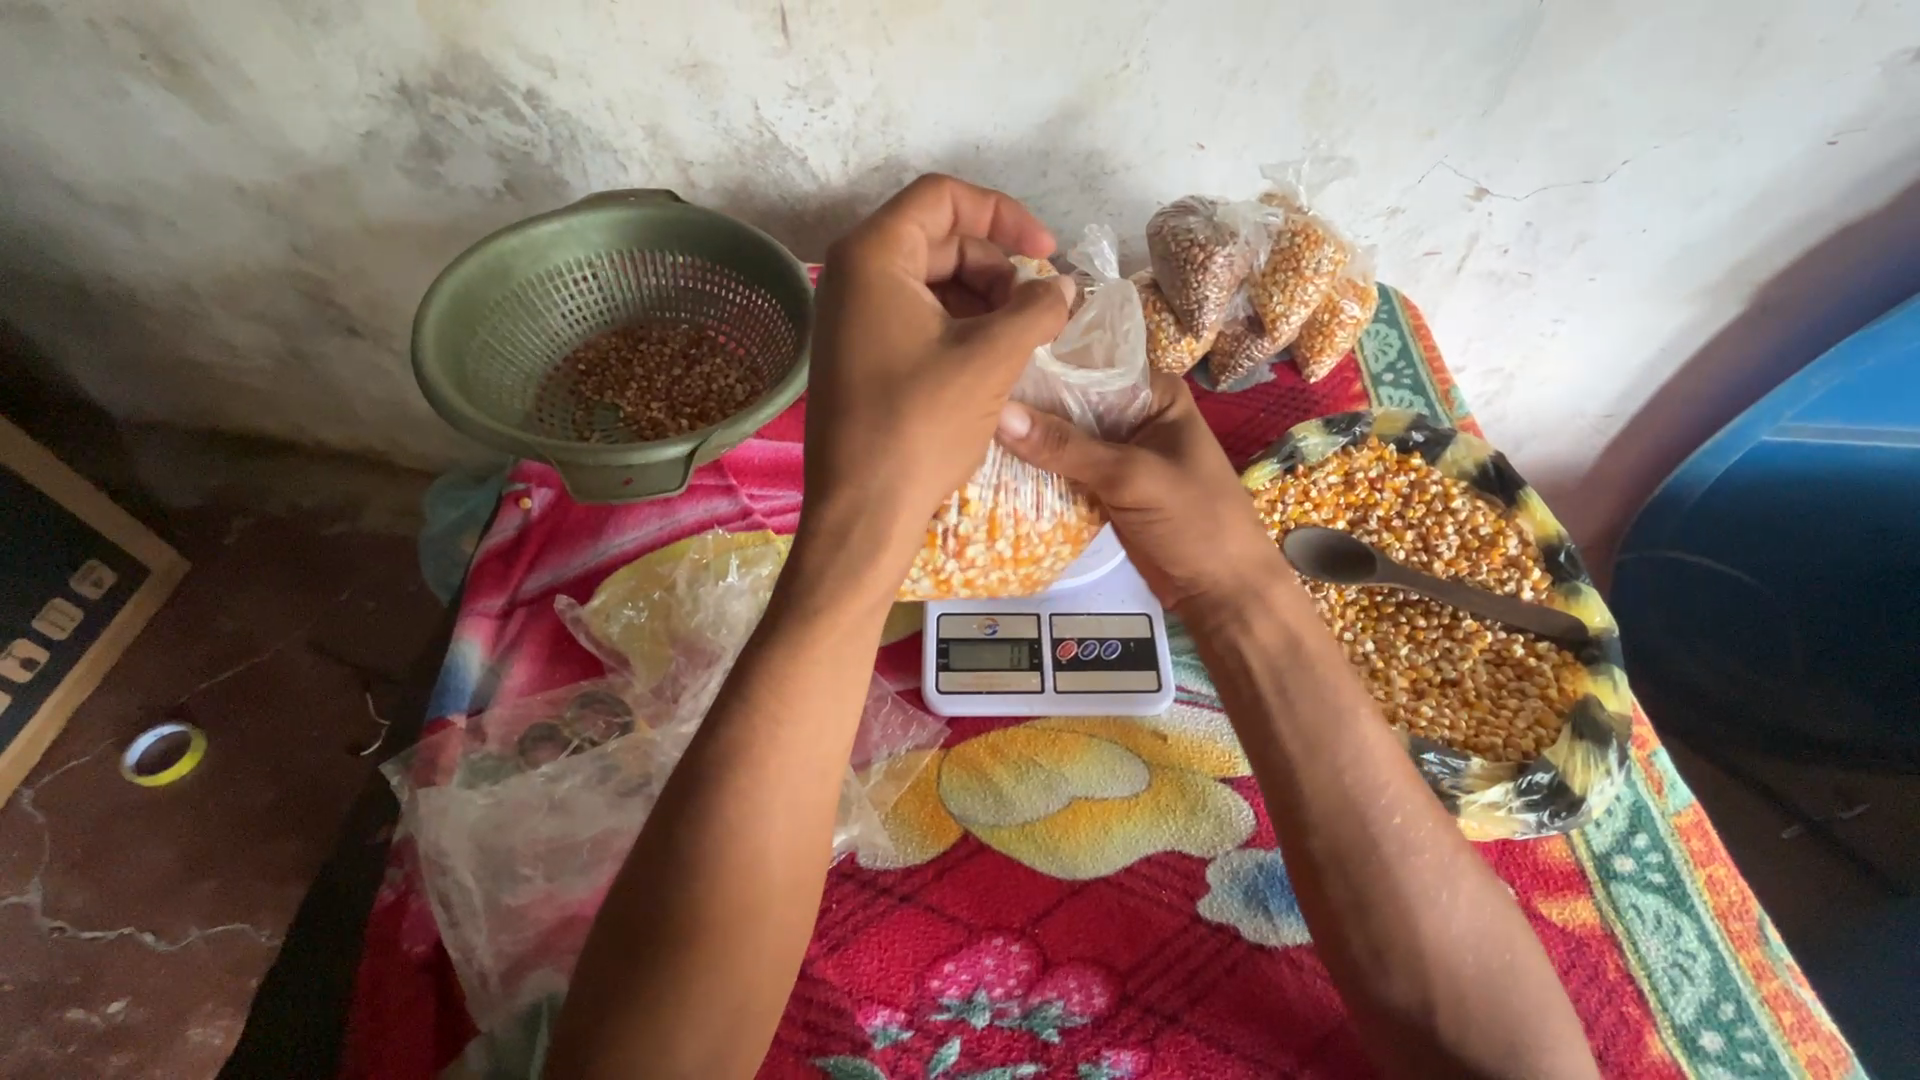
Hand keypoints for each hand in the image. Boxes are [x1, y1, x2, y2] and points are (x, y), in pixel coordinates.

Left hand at [801, 174, 1076, 585]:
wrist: (863, 510)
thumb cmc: (921, 425)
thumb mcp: (991, 359)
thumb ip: (1037, 309)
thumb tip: (1065, 288)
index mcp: (873, 256)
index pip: (943, 198)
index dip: (1004, 216)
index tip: (1047, 254)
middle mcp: (852, 276)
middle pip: (939, 241)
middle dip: (996, 269)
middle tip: (1035, 313)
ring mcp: (851, 319)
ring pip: (931, 284)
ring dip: (982, 302)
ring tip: (1018, 342)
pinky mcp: (859, 356)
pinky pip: (916, 320)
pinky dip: (958, 328)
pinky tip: (989, 362)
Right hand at [995, 372, 1287, 613]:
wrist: (1219, 589)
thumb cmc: (1194, 520)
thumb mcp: (1131, 476)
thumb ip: (1066, 447)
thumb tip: (1000, 414)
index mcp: (1154, 394)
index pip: (1090, 365)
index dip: (1043, 363)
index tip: (990, 363)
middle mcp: (1134, 415)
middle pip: (1071, 402)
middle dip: (1029, 406)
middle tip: (971, 400)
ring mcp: (1118, 453)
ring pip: (1064, 439)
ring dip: (1029, 442)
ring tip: (971, 429)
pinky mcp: (1105, 487)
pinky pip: (1064, 471)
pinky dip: (1038, 472)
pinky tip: (995, 465)